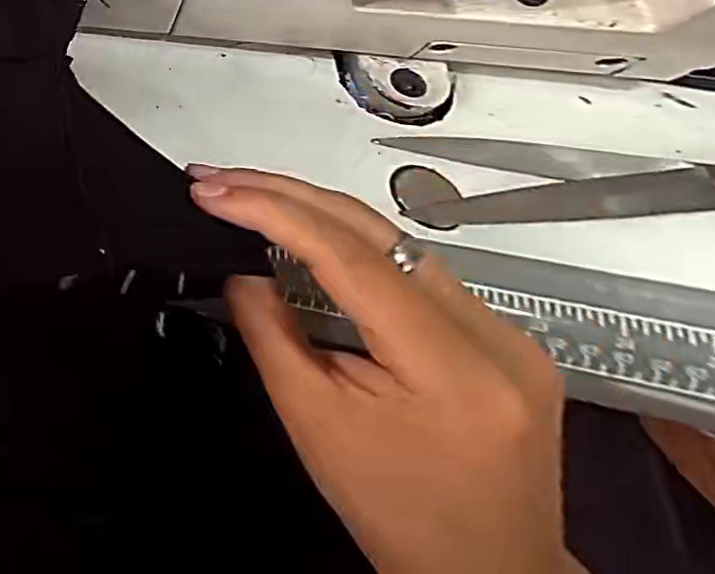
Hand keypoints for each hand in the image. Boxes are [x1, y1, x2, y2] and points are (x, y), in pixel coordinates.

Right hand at [188, 166, 576, 573]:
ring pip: (387, 234)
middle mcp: (493, 332)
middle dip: (283, 193)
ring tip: (245, 192)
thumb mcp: (313, 422)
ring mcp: (501, 325)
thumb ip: (270, 333)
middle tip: (216, 179)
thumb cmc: (397, 512)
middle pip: (371, 228)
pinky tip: (298, 227)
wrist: (487, 573)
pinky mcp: (493, 325)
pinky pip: (404, 260)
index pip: (349, 256)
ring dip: (309, 208)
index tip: (213, 192)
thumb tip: (243, 268)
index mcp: (452, 366)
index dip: (273, 212)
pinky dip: (341, 237)